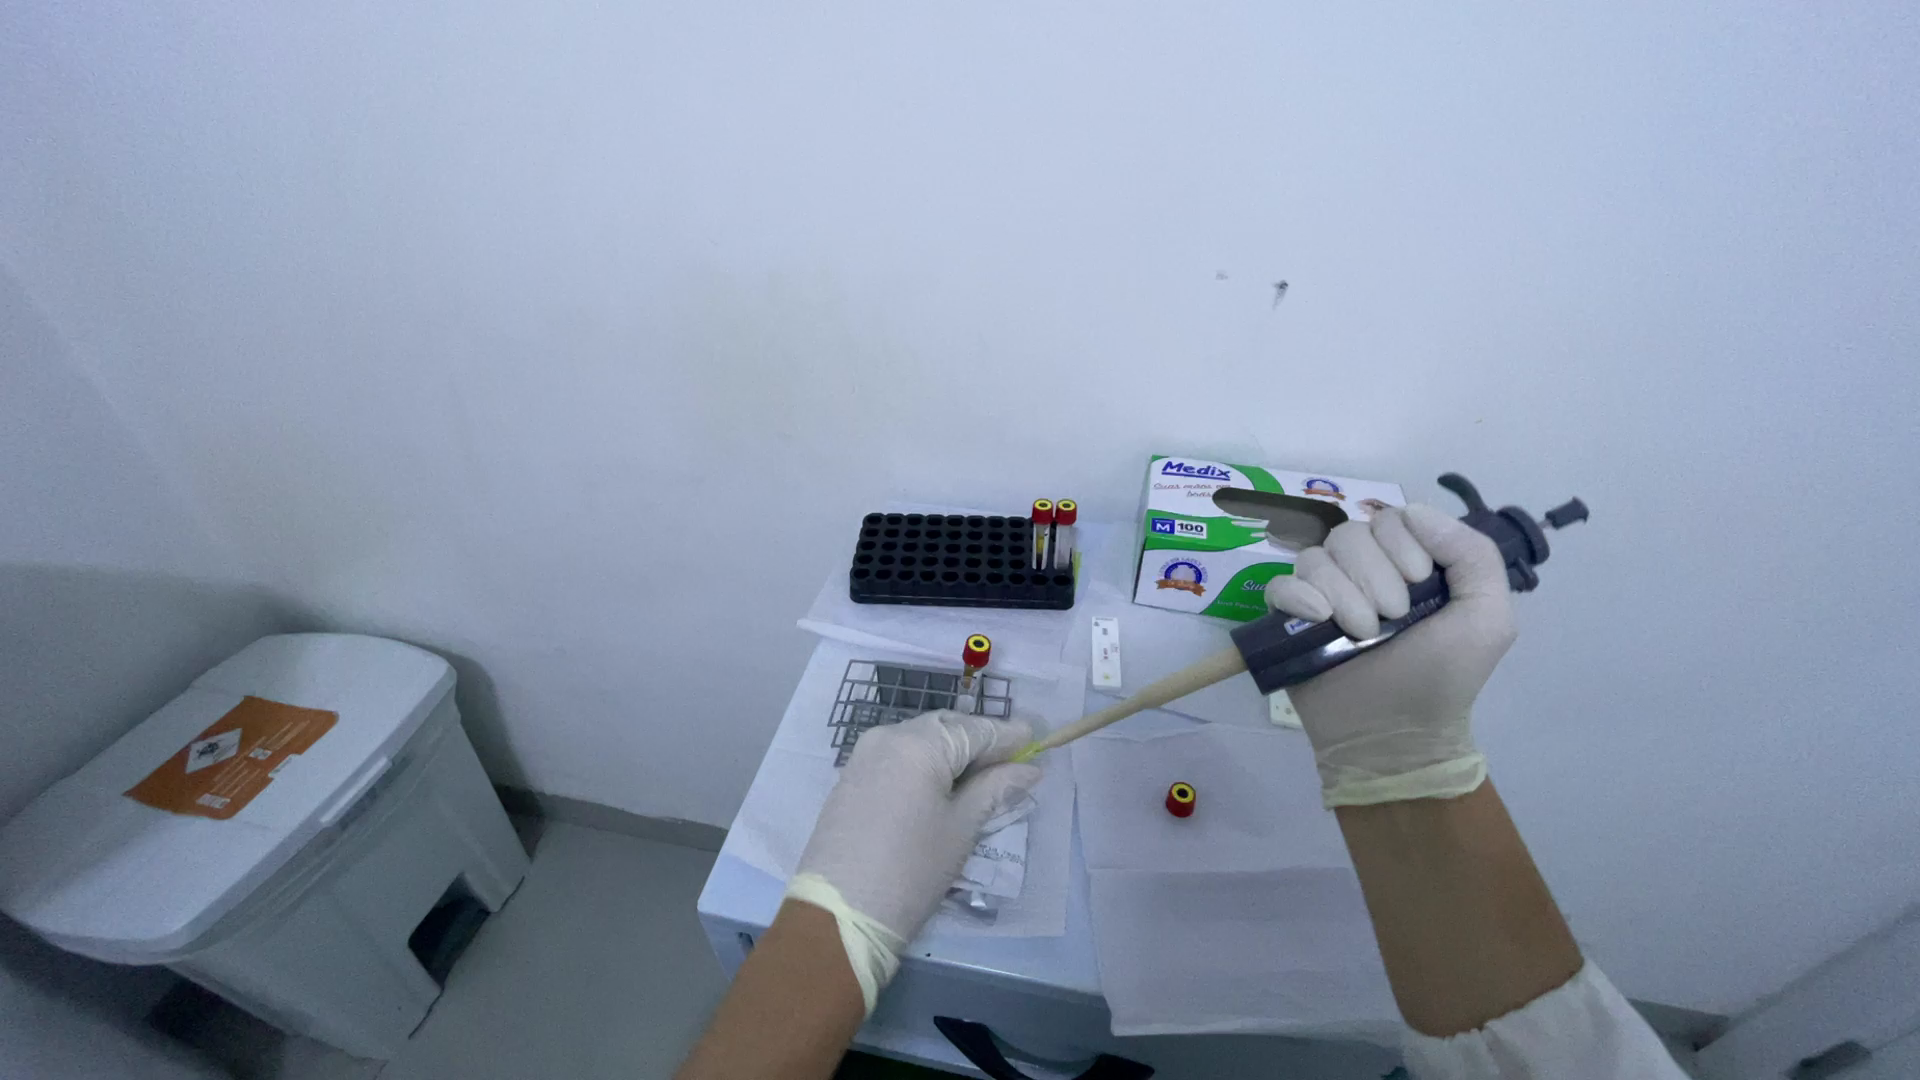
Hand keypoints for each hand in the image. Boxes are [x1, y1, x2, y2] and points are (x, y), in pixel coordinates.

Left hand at [786, 711, 1040, 1011]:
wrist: (837, 916)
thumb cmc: (910, 871)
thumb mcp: (962, 829)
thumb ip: (996, 789)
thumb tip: (1029, 769)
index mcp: (919, 743)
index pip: (975, 729)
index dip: (1008, 736)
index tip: (1036, 739)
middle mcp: (889, 736)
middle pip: (947, 728)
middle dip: (980, 742)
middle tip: (1013, 761)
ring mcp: (865, 754)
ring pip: (922, 740)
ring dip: (954, 753)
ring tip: (984, 776)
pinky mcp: (852, 777)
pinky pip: (900, 756)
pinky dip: (927, 763)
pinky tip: (945, 784)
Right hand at [1263, 504, 1516, 806]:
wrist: (1393, 733)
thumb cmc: (1442, 676)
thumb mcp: (1486, 619)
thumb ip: (1472, 556)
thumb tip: (1413, 511)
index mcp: (1406, 564)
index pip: (1389, 519)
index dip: (1402, 544)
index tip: (1420, 583)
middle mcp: (1361, 571)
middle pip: (1349, 535)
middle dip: (1374, 577)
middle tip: (1391, 620)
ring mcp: (1321, 593)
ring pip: (1315, 558)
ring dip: (1342, 594)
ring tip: (1360, 634)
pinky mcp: (1288, 617)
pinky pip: (1281, 584)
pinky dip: (1299, 598)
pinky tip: (1320, 623)